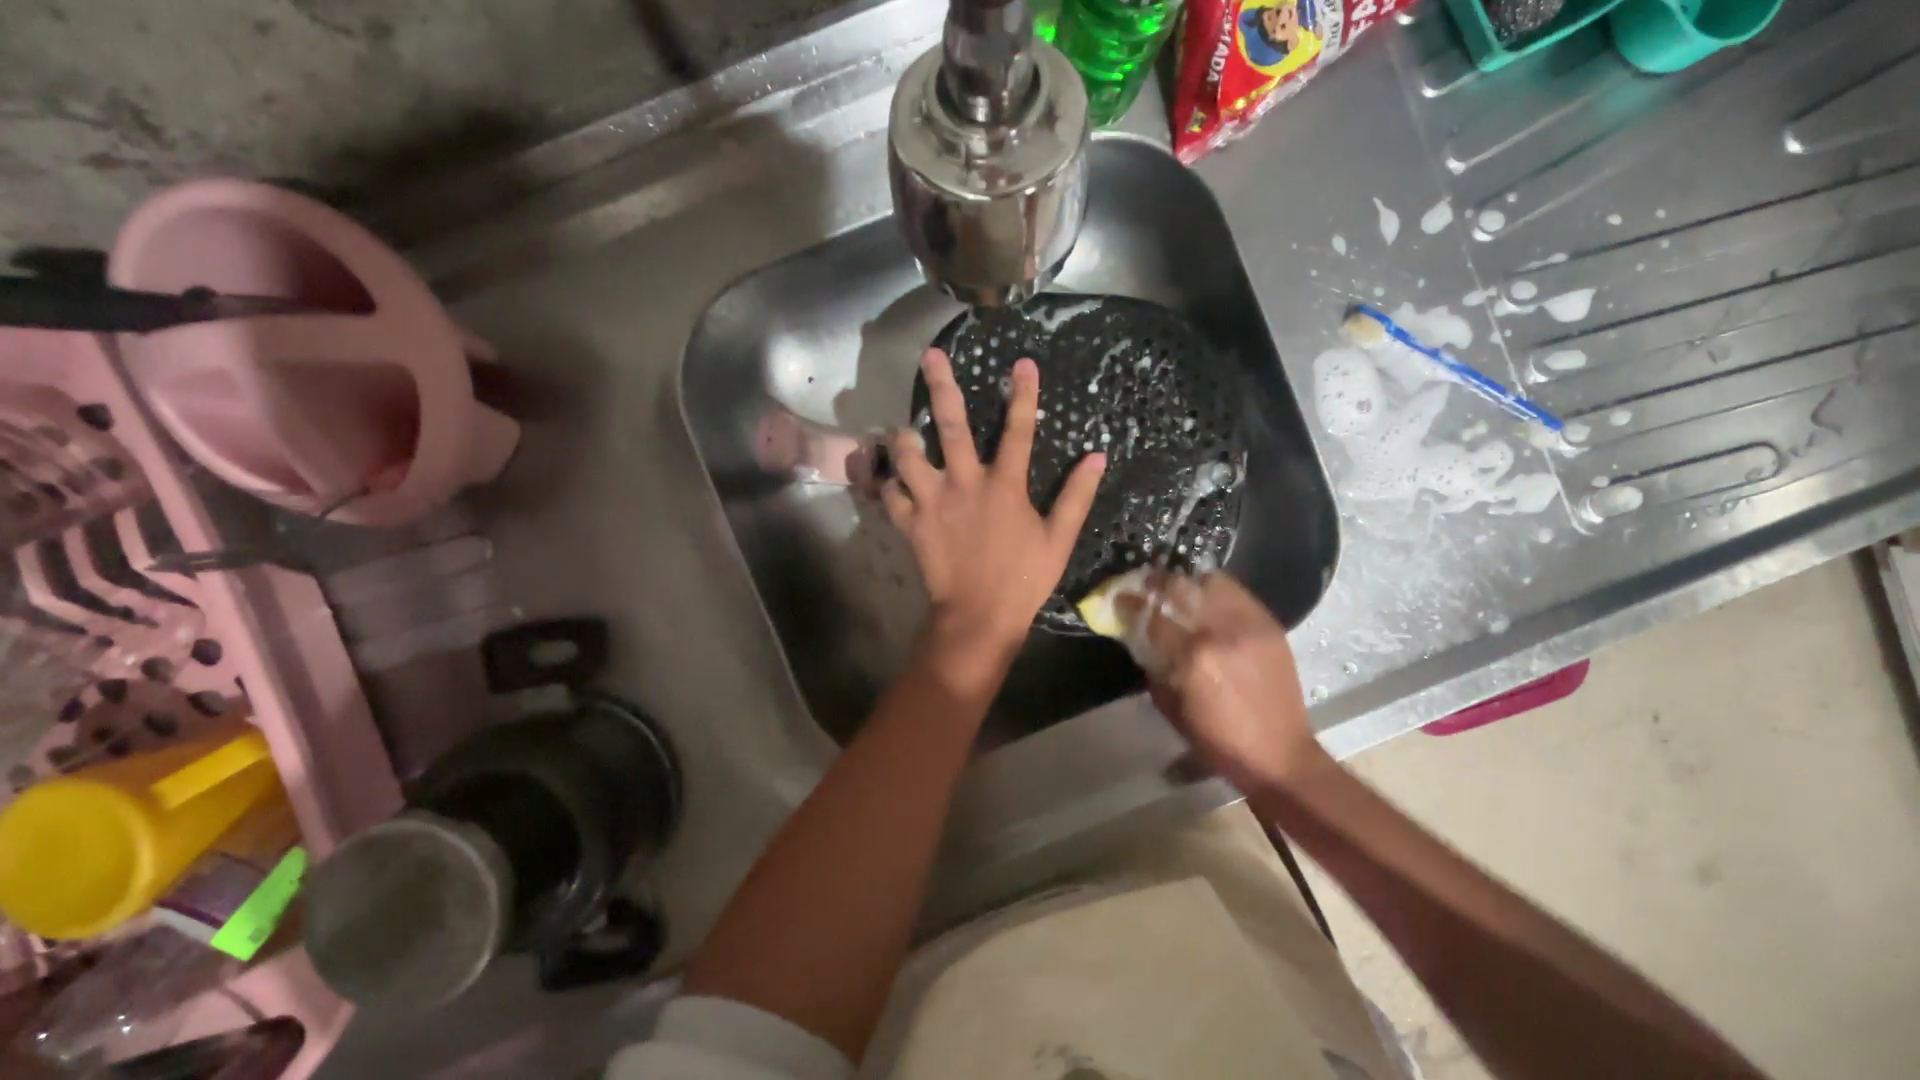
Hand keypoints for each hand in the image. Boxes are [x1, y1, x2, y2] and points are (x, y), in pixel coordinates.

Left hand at [884, 349, 1105, 687]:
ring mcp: (932, 502)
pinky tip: (888, 478)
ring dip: (903, 437)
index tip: (1022, 362)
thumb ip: (1076, 496)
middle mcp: (964, 483)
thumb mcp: (1059, 539)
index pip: (1017, 429)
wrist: (978, 617)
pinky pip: (891, 494)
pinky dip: (889, 484)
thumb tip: (1096, 457)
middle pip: (950, 426)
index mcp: (1004, 485)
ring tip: (901, 428)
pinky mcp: (910, 523)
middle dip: (941, 386)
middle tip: (930, 356)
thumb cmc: (1023, 579)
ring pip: (908, 455)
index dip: (1022, 394)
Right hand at [1119, 571, 1329, 789]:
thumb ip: (1155, 669)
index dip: (1130, 604)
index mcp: (1193, 658)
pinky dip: (1218, 592)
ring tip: (1181, 591)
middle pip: (1181, 588)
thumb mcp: (1173, 710)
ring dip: (1190, 584)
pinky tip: (1209, 602)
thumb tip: (1142, 640)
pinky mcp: (1270, 625)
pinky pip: (1238, 594)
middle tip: (1146, 585)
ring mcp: (1249, 625)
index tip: (1119, 598)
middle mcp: (1221, 632)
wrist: (1280, 753)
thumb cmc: (1219, 741)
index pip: (1153, 617)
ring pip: (1212, 582)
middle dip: (1157, 583)